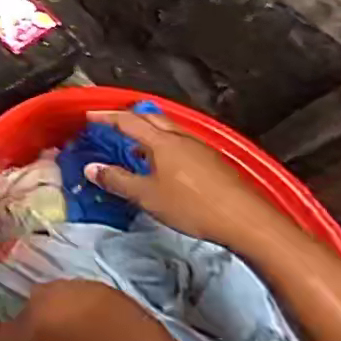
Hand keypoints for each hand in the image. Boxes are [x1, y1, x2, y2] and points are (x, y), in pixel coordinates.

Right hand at [81, 109, 292, 250]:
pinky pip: (183, 143)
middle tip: (113, 123)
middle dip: (130, 117)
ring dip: (149, 131)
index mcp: (161, 142)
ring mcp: (201, 149)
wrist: (250, 224)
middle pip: (152, 117)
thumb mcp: (146, 196)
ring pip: (169, 130)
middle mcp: (181, 139)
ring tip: (137, 144)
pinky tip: (165, 164)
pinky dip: (166, 145)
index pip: (128, 121)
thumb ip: (116, 180)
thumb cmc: (194, 207)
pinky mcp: (215, 163)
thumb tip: (92, 169)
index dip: (107, 117)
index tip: (91, 116)